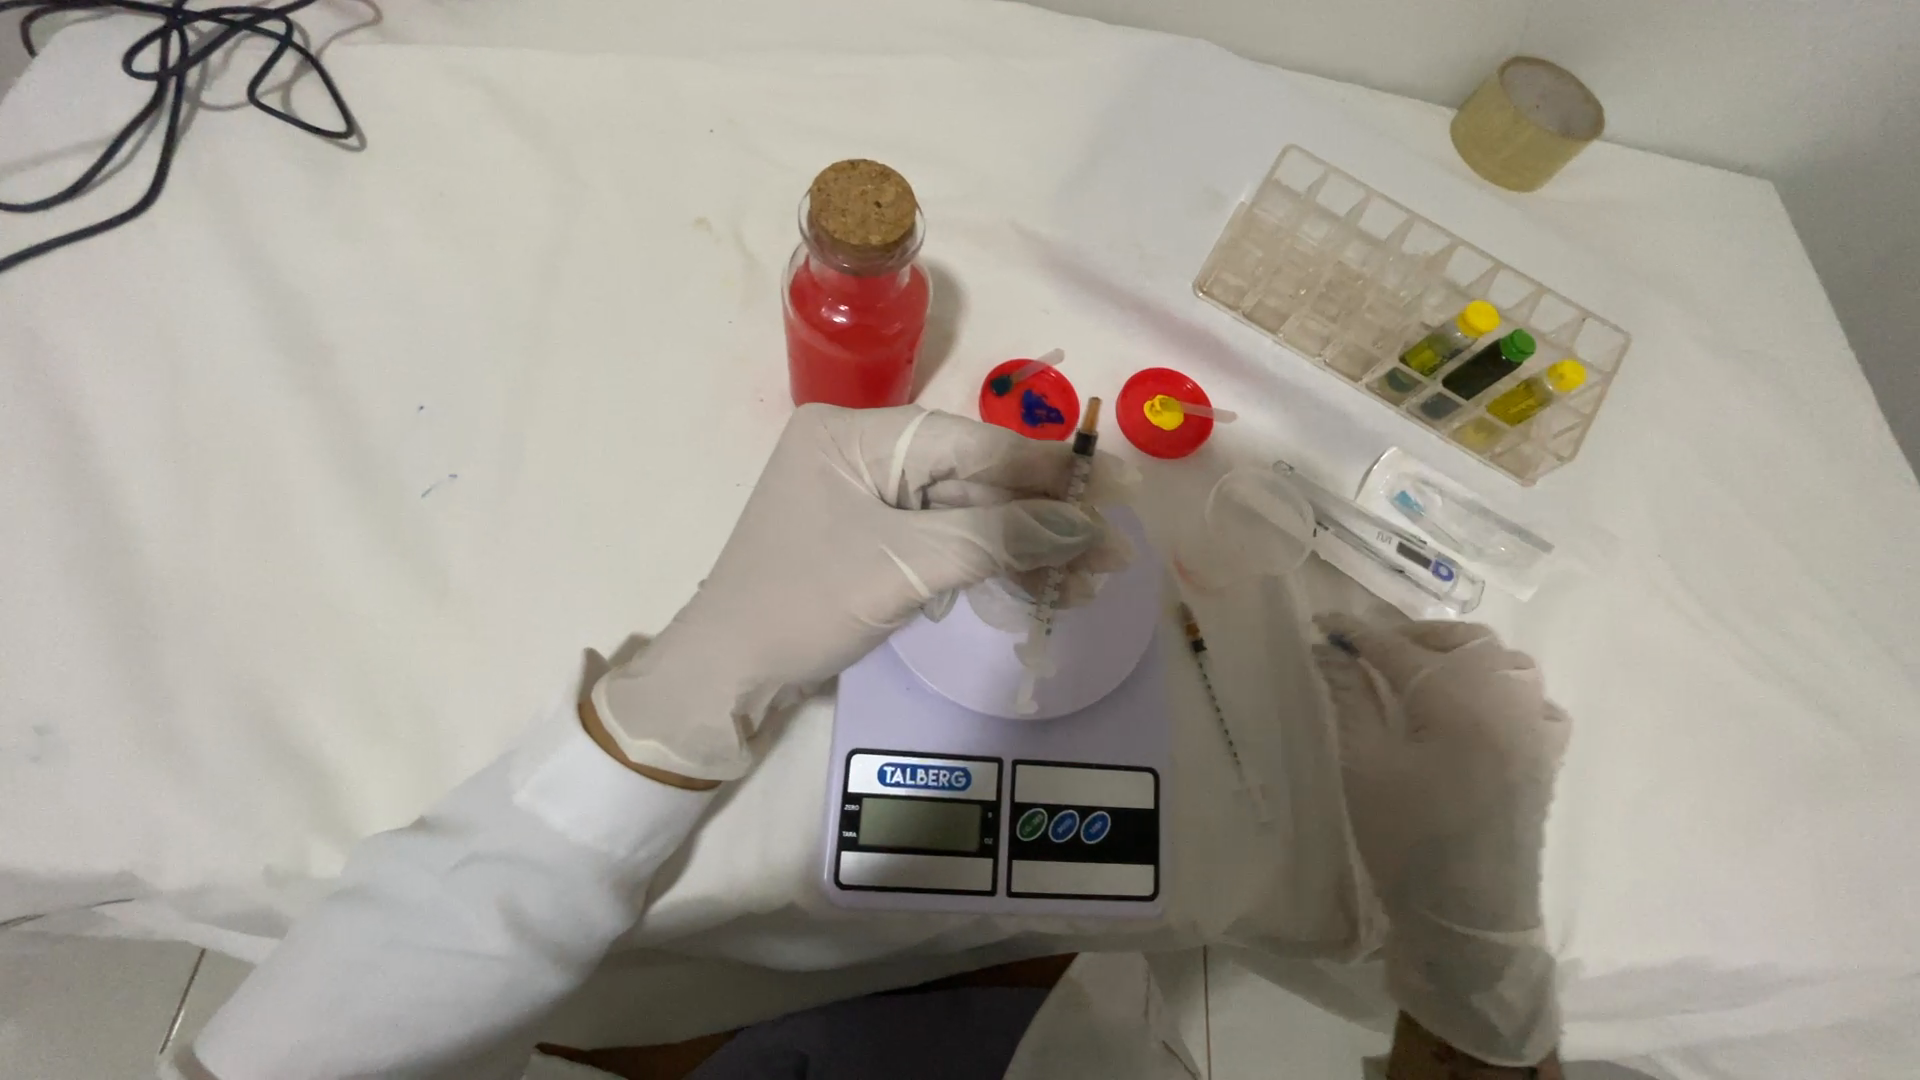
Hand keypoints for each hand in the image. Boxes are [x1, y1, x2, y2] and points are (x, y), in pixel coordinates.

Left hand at [592, 404, 1132, 780]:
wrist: (726, 678)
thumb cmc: (800, 607)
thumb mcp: (901, 568)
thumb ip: (994, 538)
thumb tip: (1081, 526)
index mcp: (856, 434)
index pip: (970, 441)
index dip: (1048, 466)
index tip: (1117, 481)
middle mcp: (866, 454)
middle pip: (976, 479)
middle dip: (1044, 520)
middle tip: (1112, 549)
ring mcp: (872, 499)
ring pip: (969, 515)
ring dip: (1027, 549)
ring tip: (1090, 581)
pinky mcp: (879, 540)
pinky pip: (947, 542)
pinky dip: (992, 565)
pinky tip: (1044, 585)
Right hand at [1312, 614, 1568, 1066]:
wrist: (1467, 914)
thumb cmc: (1405, 836)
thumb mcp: (1363, 762)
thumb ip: (1350, 696)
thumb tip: (1328, 650)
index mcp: (1456, 702)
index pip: (1398, 648)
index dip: (1357, 633)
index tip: (1324, 623)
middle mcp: (1505, 702)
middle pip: (1462, 641)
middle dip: (1412, 636)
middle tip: (1368, 652)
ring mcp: (1535, 728)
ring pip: (1505, 662)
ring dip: (1459, 656)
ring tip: (1418, 673)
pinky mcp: (1546, 754)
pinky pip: (1532, 698)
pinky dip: (1500, 687)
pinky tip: (1472, 707)